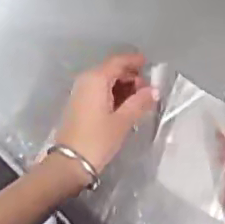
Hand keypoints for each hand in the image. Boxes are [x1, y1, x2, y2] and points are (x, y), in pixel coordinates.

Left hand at [50, 52, 158, 177]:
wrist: (70, 162)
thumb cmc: (97, 139)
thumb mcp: (122, 121)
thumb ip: (139, 103)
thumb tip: (154, 90)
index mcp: (96, 78)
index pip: (118, 62)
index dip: (133, 61)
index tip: (148, 63)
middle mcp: (86, 79)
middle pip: (111, 70)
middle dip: (130, 76)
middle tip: (148, 89)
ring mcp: (81, 91)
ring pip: (105, 80)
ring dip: (123, 86)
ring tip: (140, 99)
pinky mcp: (79, 103)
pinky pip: (99, 90)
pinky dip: (113, 93)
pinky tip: (125, 105)